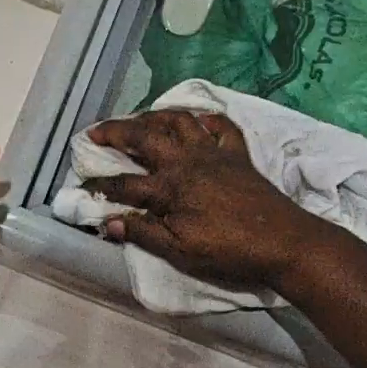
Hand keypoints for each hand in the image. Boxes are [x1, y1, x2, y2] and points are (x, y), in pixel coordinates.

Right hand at [83, 110, 327, 291]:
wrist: (283, 241)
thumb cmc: (228, 250)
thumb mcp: (180, 251)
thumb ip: (144, 233)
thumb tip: (109, 222)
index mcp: (170, 187)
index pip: (126, 184)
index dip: (101, 184)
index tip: (83, 183)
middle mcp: (187, 161)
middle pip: (145, 137)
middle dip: (116, 131)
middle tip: (95, 131)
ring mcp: (214, 153)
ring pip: (180, 121)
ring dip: (155, 116)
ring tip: (140, 118)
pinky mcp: (238, 155)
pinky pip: (221, 127)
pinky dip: (206, 119)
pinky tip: (197, 121)